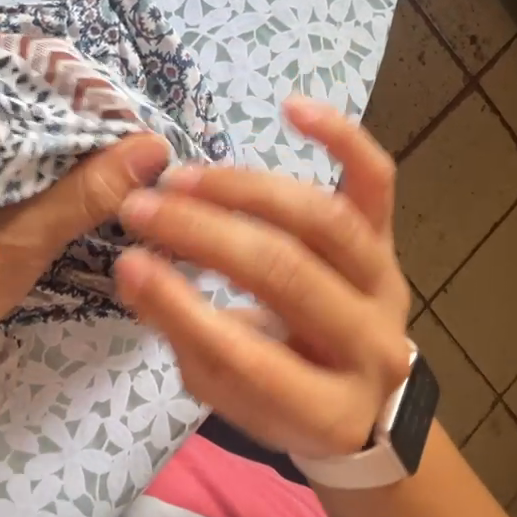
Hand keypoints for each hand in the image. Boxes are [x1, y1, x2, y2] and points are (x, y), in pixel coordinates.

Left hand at [0, 132, 172, 370]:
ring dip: (87, 156)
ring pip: (47, 145)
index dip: (108, 112)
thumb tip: (156, 145)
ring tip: (138, 166)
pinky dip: (65, 176)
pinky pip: (34, 169)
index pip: (58, 100)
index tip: (156, 133)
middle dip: (103, 133)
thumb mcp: (26, 238)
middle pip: (55, 119)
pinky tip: (95, 187)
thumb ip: (87, 193)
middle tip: (156, 154)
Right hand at [113, 96, 413, 458]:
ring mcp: (386, 281)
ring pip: (323, 220)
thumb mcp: (228, 392)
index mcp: (330, 409)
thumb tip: (133, 269)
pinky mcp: (389, 238)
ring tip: (184, 177)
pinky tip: (292, 108)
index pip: (254, 361)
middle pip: (288, 274)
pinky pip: (375, 179)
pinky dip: (339, 138)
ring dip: (245, 190)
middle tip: (142, 208)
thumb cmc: (282, 395)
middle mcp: (371, 342)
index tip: (127, 264)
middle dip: (205, 234)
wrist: (361, 392)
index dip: (185, 311)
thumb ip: (186, 335)